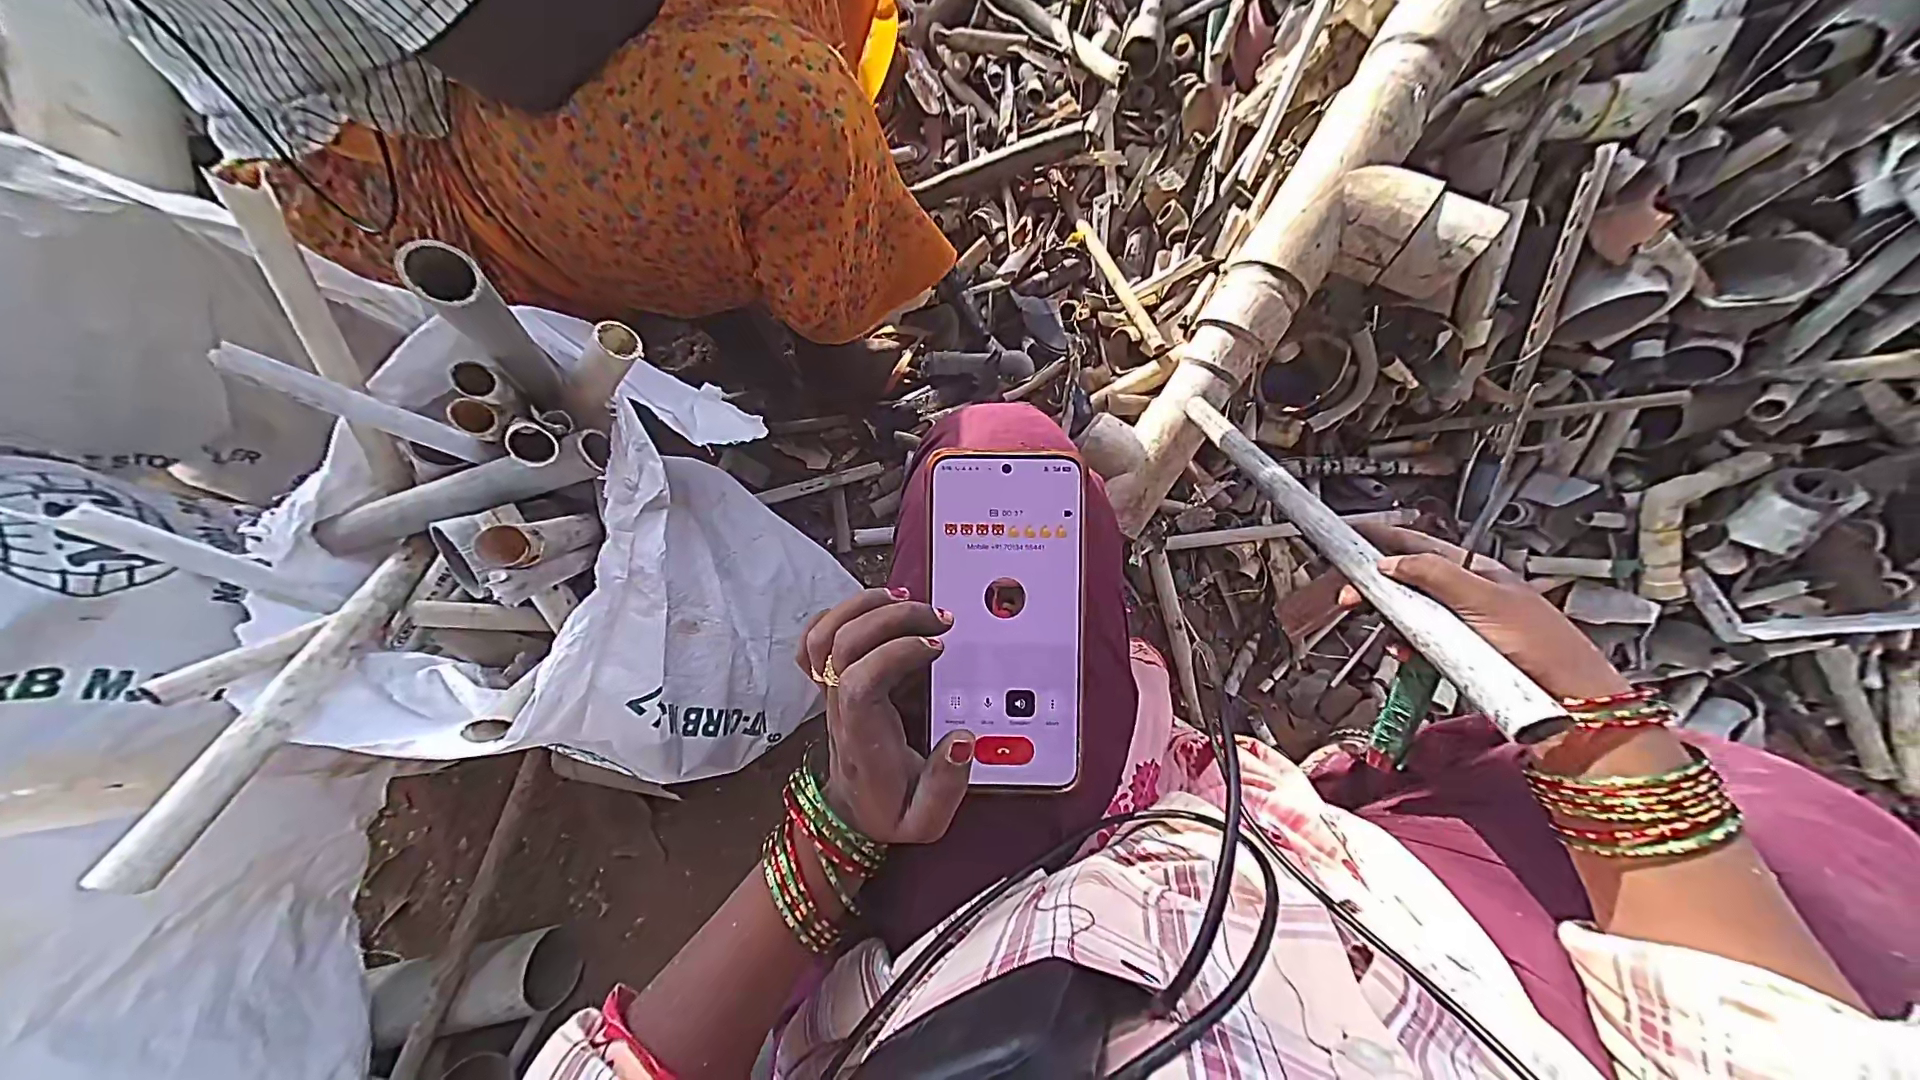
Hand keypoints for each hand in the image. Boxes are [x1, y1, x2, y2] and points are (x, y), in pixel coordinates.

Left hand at [796, 588, 974, 844]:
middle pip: (844, 642)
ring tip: (908, 601)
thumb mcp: (926, 819)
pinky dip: (840, 613)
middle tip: (938, 618)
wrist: (853, 813)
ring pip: (826, 632)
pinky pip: (817, 637)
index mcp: (863, 734)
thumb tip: (961, 739)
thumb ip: (947, 784)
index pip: (861, 680)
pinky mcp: (834, 679)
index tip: (937, 646)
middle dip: (894, 617)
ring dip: (867, 605)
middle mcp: (841, 706)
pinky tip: (872, 608)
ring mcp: (832, 689)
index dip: (896, 653)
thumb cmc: (888, 809)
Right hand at [1341, 525, 1631, 701]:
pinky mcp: (1453, 654)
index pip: (1417, 545)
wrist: (1571, 703)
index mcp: (1473, 572)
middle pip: (1403, 581)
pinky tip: (1402, 652)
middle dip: (1373, 587)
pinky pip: (1414, 644)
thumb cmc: (1544, 648)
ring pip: (1405, 613)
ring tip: (1380, 629)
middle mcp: (1462, 595)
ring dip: (1388, 621)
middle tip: (1349, 596)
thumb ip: (1434, 574)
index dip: (1382, 537)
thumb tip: (1389, 561)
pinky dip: (1402, 647)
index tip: (1350, 533)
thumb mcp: (1484, 599)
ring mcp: (1457, 625)